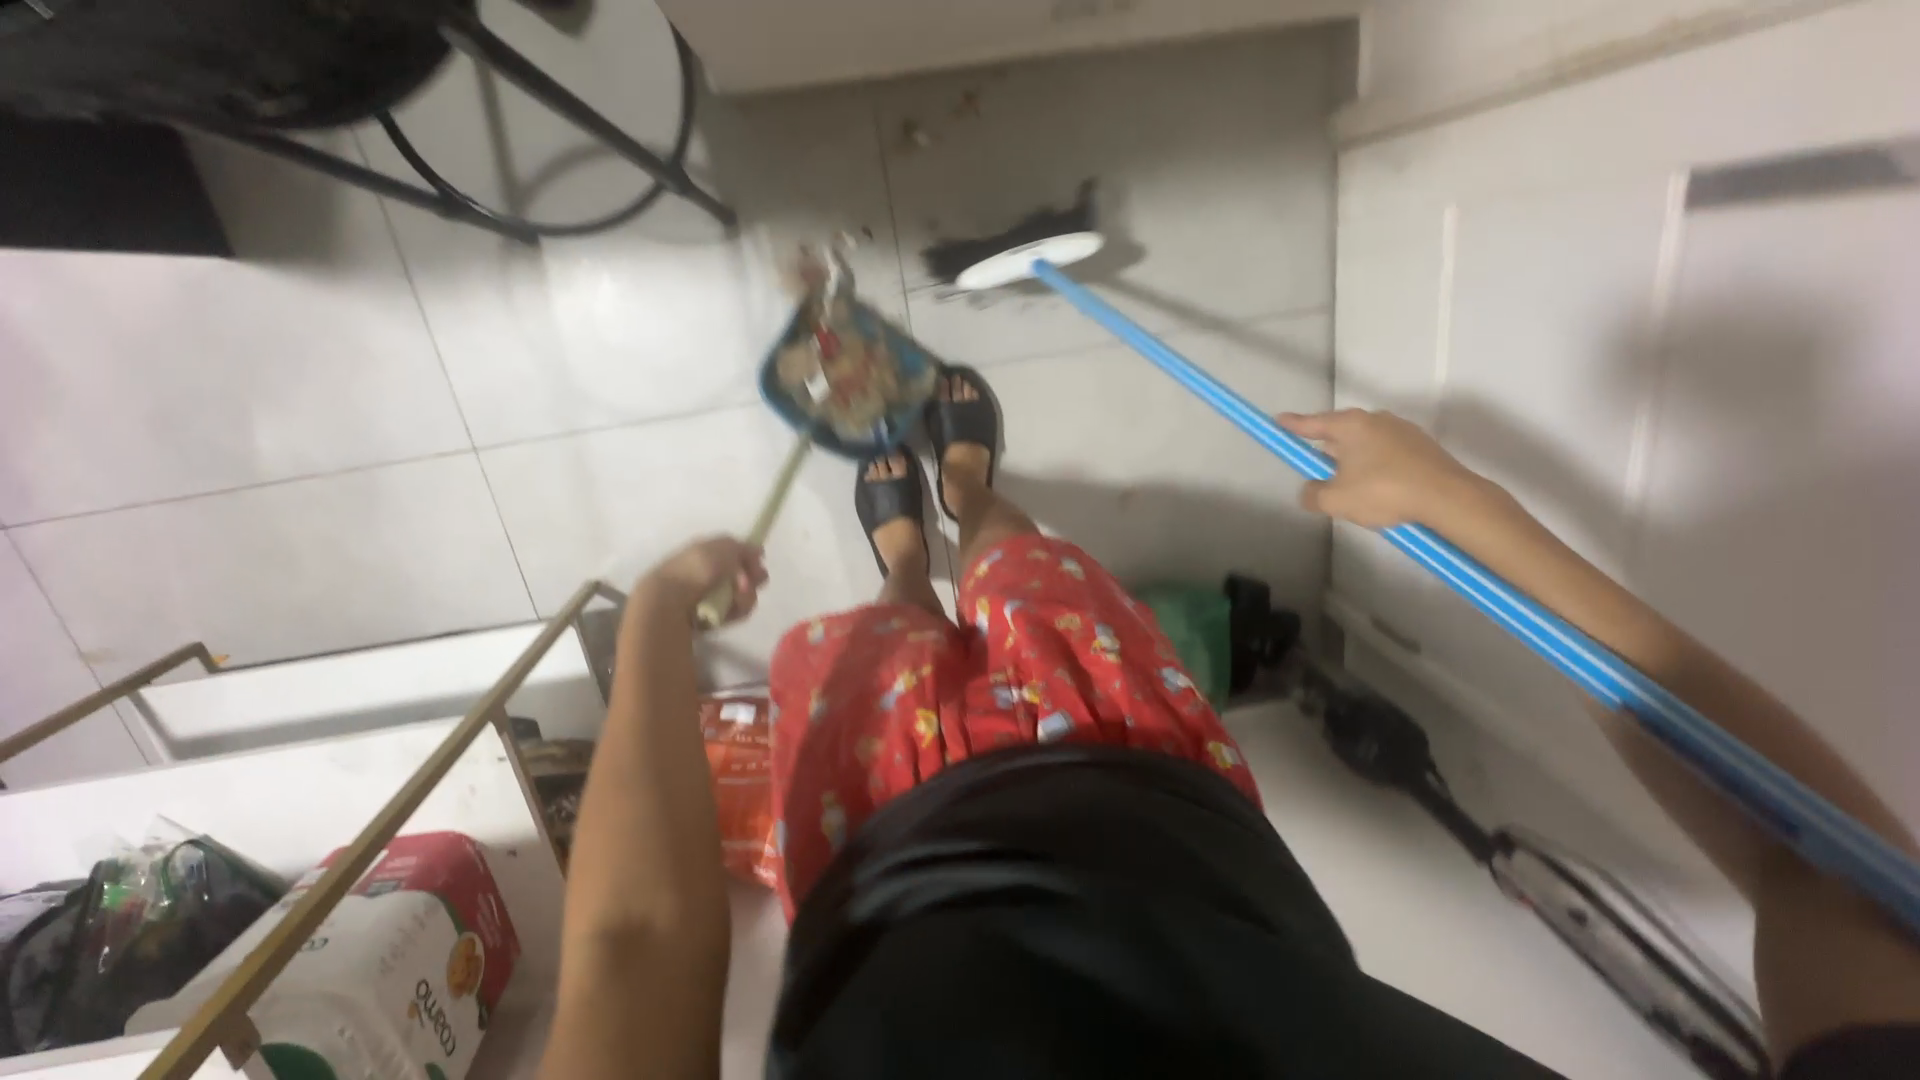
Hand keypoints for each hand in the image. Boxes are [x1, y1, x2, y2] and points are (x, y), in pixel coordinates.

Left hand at [633, 536, 767, 625]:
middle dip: (752, 580)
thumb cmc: (696, 569)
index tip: (758, 563)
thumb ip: (744, 548)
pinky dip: (737, 612)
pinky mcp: (712, 617)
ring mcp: (711, 595)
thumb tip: (758, 552)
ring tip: (736, 600)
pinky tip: (730, 612)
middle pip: (745, 576)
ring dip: (746, 597)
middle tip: (745, 585)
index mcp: (708, 552)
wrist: (671, 601)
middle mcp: (710, 572)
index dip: (750, 559)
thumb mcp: (724, 547)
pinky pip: (735, 613)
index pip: (738, 554)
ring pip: (744, 595)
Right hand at [1275, 409, 1488, 528]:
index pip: (1312, 423)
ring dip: (1353, 462)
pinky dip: (1376, 468)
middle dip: (1326, 450)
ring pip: (1366, 445)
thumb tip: (1310, 490)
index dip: (1292, 425)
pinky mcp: (1422, 447)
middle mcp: (1377, 420)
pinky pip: (1387, 454)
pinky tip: (1379, 490)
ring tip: (1351, 488)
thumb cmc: (1384, 492)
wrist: (1448, 498)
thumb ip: (1313, 494)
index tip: (1278, 422)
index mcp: (1352, 426)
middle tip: (1316, 469)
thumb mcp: (1335, 500)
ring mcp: (1403, 431)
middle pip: (1340, 433)